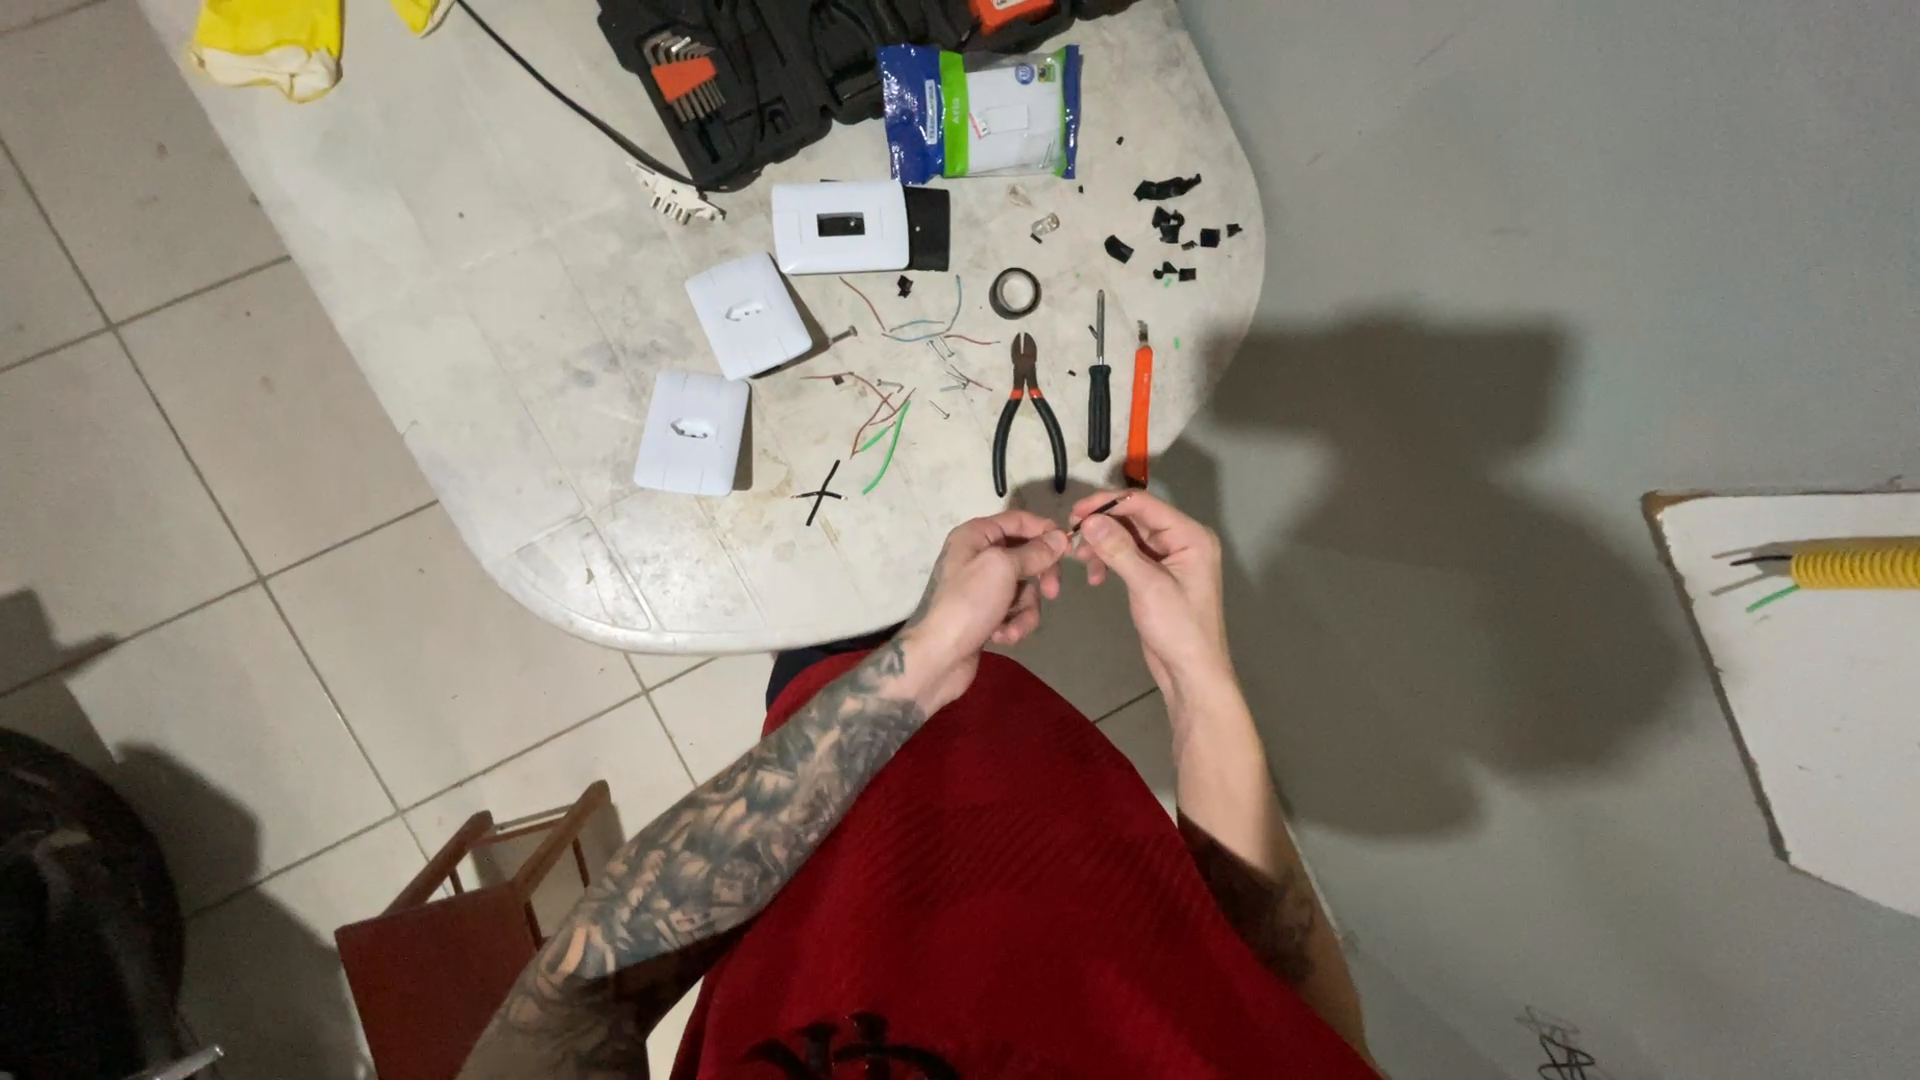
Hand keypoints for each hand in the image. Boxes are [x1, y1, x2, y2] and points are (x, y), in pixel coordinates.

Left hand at [897, 510, 1069, 708]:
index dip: (1045, 531)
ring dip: (1025, 609)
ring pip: (1024, 588)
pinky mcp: (985, 612)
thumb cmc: (969, 603)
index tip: (1069, 548)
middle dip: (1040, 577)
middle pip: (1026, 555)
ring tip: (1013, 627)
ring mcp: (981, 586)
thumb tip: (1060, 537)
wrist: (940, 656)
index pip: (1019, 520)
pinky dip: (1013, 623)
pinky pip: (1013, 609)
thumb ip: (1034, 552)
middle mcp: (977, 555)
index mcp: (976, 535)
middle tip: (1052, 593)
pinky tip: (1003, 637)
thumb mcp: (1003, 568)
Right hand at [1070, 491, 1232, 702]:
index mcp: (1190, 535)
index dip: (1107, 503)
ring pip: (1127, 537)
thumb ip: (1118, 549)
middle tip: (1072, 537)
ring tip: (1080, 560)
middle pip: (1134, 518)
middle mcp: (1181, 540)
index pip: (1143, 504)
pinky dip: (1109, 561)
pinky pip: (1128, 555)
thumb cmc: (1178, 628)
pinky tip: (1095, 578)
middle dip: (1102, 526)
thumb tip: (1090, 520)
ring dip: (1102, 545)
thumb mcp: (1147, 585)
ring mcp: (1169, 557)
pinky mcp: (1156, 574)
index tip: (1075, 512)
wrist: (1191, 673)